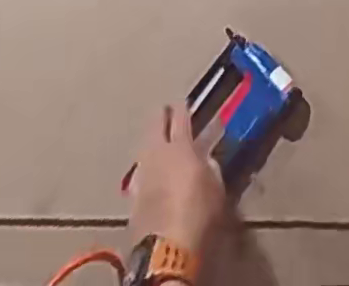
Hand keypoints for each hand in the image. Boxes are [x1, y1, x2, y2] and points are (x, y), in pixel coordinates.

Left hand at [127, 104, 226, 253]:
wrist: (165, 248)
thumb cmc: (198, 214)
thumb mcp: (216, 187)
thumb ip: (211, 167)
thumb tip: (207, 158)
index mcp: (181, 146)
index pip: (181, 117)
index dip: (183, 107)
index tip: (184, 100)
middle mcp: (158, 154)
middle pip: (155, 125)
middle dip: (161, 116)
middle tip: (165, 110)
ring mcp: (142, 174)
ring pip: (144, 146)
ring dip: (151, 140)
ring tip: (157, 138)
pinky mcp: (132, 196)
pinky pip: (140, 171)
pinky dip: (145, 165)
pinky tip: (148, 169)